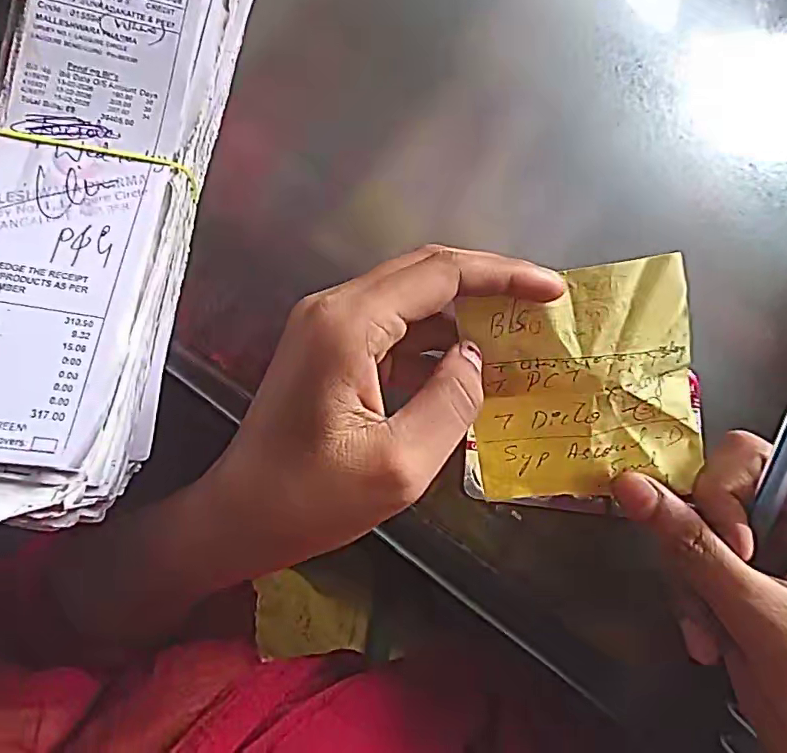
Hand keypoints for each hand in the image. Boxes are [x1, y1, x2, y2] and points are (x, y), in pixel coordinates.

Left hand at [200, 245, 565, 578]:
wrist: (236, 516)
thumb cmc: (307, 500)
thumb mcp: (398, 465)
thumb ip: (451, 402)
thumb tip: (477, 356)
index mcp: (349, 324)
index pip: (440, 273)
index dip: (503, 275)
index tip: (551, 290)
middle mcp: (335, 306)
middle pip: (426, 271)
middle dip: (489, 282)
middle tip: (540, 304)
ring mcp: (328, 322)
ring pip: (411, 295)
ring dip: (463, 311)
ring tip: (514, 335)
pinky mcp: (329, 343)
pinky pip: (393, 325)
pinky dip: (434, 339)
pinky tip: (465, 365)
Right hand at [613, 432, 786, 752]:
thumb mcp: (774, 628)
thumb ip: (698, 553)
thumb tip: (633, 487)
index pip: (758, 461)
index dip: (724, 494)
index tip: (730, 551)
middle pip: (720, 497)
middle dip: (702, 552)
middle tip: (709, 600)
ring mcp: (785, 560)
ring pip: (700, 533)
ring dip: (694, 586)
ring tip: (712, 636)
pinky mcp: (758, 588)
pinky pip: (701, 567)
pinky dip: (695, 602)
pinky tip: (712, 641)